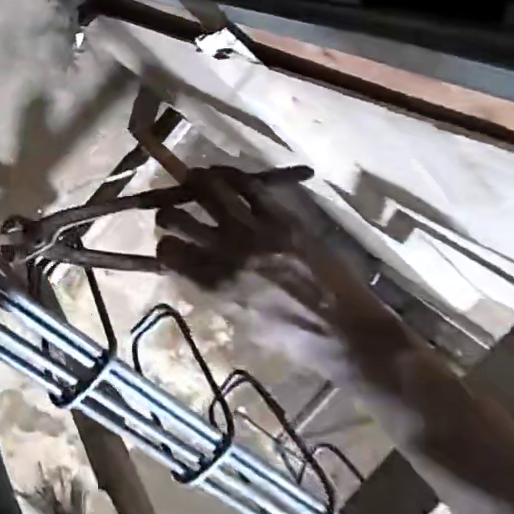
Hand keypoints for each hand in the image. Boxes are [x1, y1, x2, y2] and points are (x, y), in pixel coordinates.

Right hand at [153, 167, 365, 375]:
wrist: (348, 334)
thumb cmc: (295, 342)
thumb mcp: (243, 324)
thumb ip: (215, 294)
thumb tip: (195, 273)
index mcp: (215, 287)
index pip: (171, 257)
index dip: (164, 247)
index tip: (166, 245)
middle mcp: (227, 255)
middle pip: (181, 221)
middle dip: (167, 215)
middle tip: (167, 212)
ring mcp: (255, 232)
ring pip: (209, 194)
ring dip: (192, 184)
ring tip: (188, 179)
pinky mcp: (282, 218)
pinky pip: (248, 185)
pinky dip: (230, 174)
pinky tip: (221, 172)